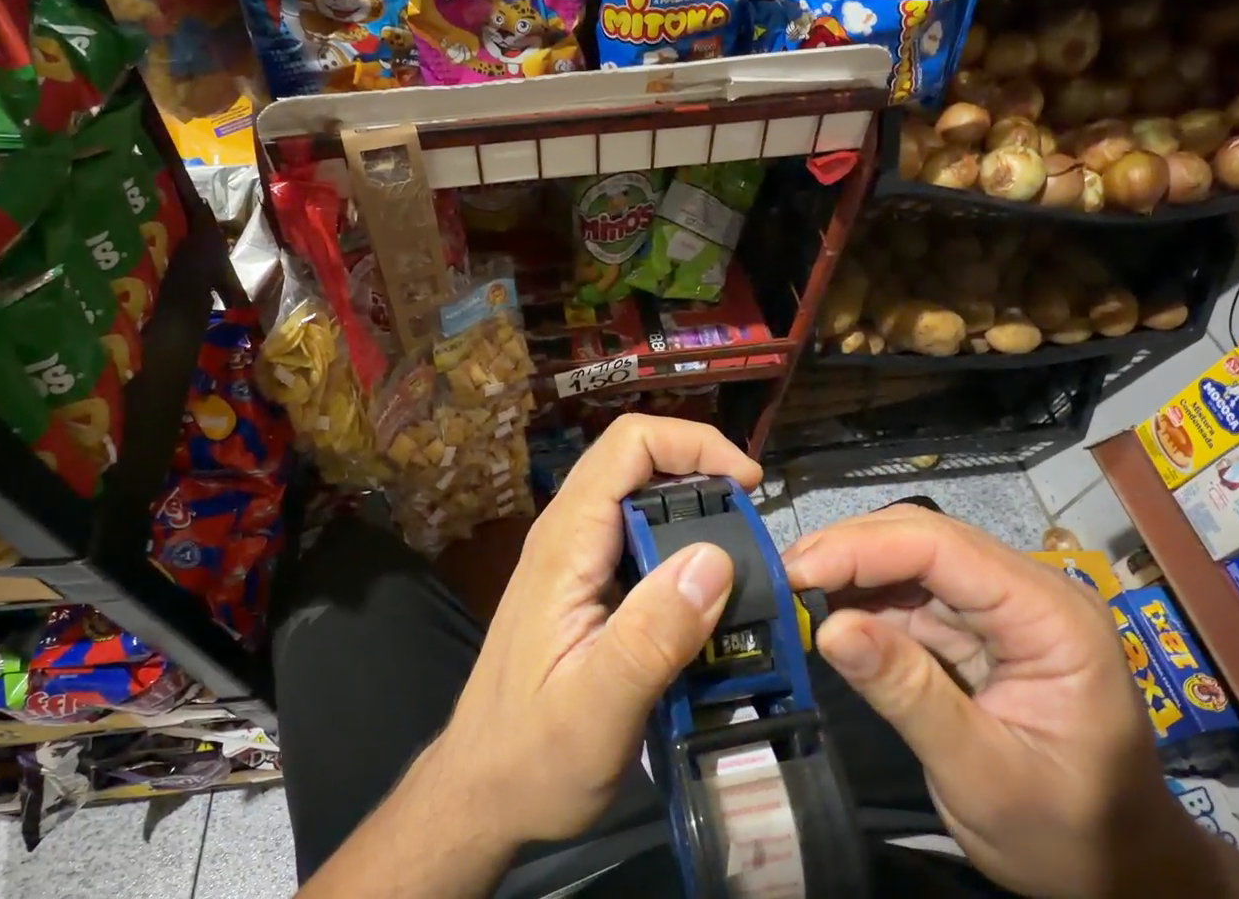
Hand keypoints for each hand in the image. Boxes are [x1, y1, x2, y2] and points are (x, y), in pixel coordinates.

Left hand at [429, 415, 762, 846]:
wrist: (482, 794)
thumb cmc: (532, 757)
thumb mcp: (599, 708)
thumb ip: (652, 635)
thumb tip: (715, 559)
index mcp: (566, 545)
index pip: (627, 448)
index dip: (693, 445)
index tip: (749, 485)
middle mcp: (567, 539)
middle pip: (637, 467)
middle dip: (704, 481)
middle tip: (756, 534)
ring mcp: (573, 565)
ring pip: (640, 506)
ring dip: (697, 521)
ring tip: (746, 568)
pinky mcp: (584, 592)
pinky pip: (640, 548)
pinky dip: (682, 556)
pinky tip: (710, 601)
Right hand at [784, 505, 1198, 898]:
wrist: (1119, 871)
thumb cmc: (1066, 833)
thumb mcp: (982, 774)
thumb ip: (909, 695)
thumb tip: (829, 629)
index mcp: (1050, 616)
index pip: (944, 548)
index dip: (861, 548)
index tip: (793, 571)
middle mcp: (1029, 593)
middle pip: (925, 539)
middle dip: (848, 550)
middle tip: (780, 578)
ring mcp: (1003, 608)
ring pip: (912, 559)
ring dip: (850, 570)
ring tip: (791, 591)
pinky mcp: (979, 629)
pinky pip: (912, 596)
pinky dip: (863, 599)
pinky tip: (825, 611)